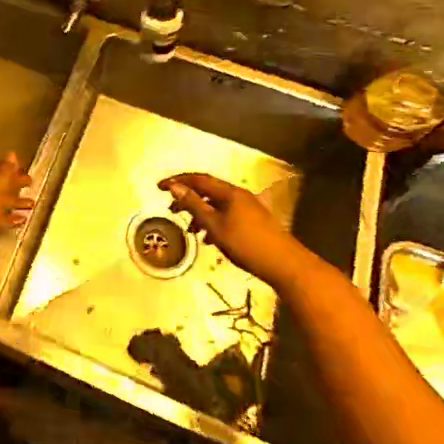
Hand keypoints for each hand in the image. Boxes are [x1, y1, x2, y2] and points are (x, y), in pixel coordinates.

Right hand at [159, 173, 316, 287]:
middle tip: (171, 210)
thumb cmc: (246, 243)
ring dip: (200, 213)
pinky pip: (226, 214)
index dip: (178, 181)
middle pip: (208, 190)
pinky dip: (213, 221)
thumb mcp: (215, 226)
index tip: (159, 187)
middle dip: (188, 198)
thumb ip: (194, 205)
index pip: (199, 179)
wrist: (283, 263)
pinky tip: (209, 239)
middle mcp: (239, 195)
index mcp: (229, 192)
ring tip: (189, 229)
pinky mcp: (253, 220)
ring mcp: (248, 207)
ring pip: (217, 204)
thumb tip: (174, 187)